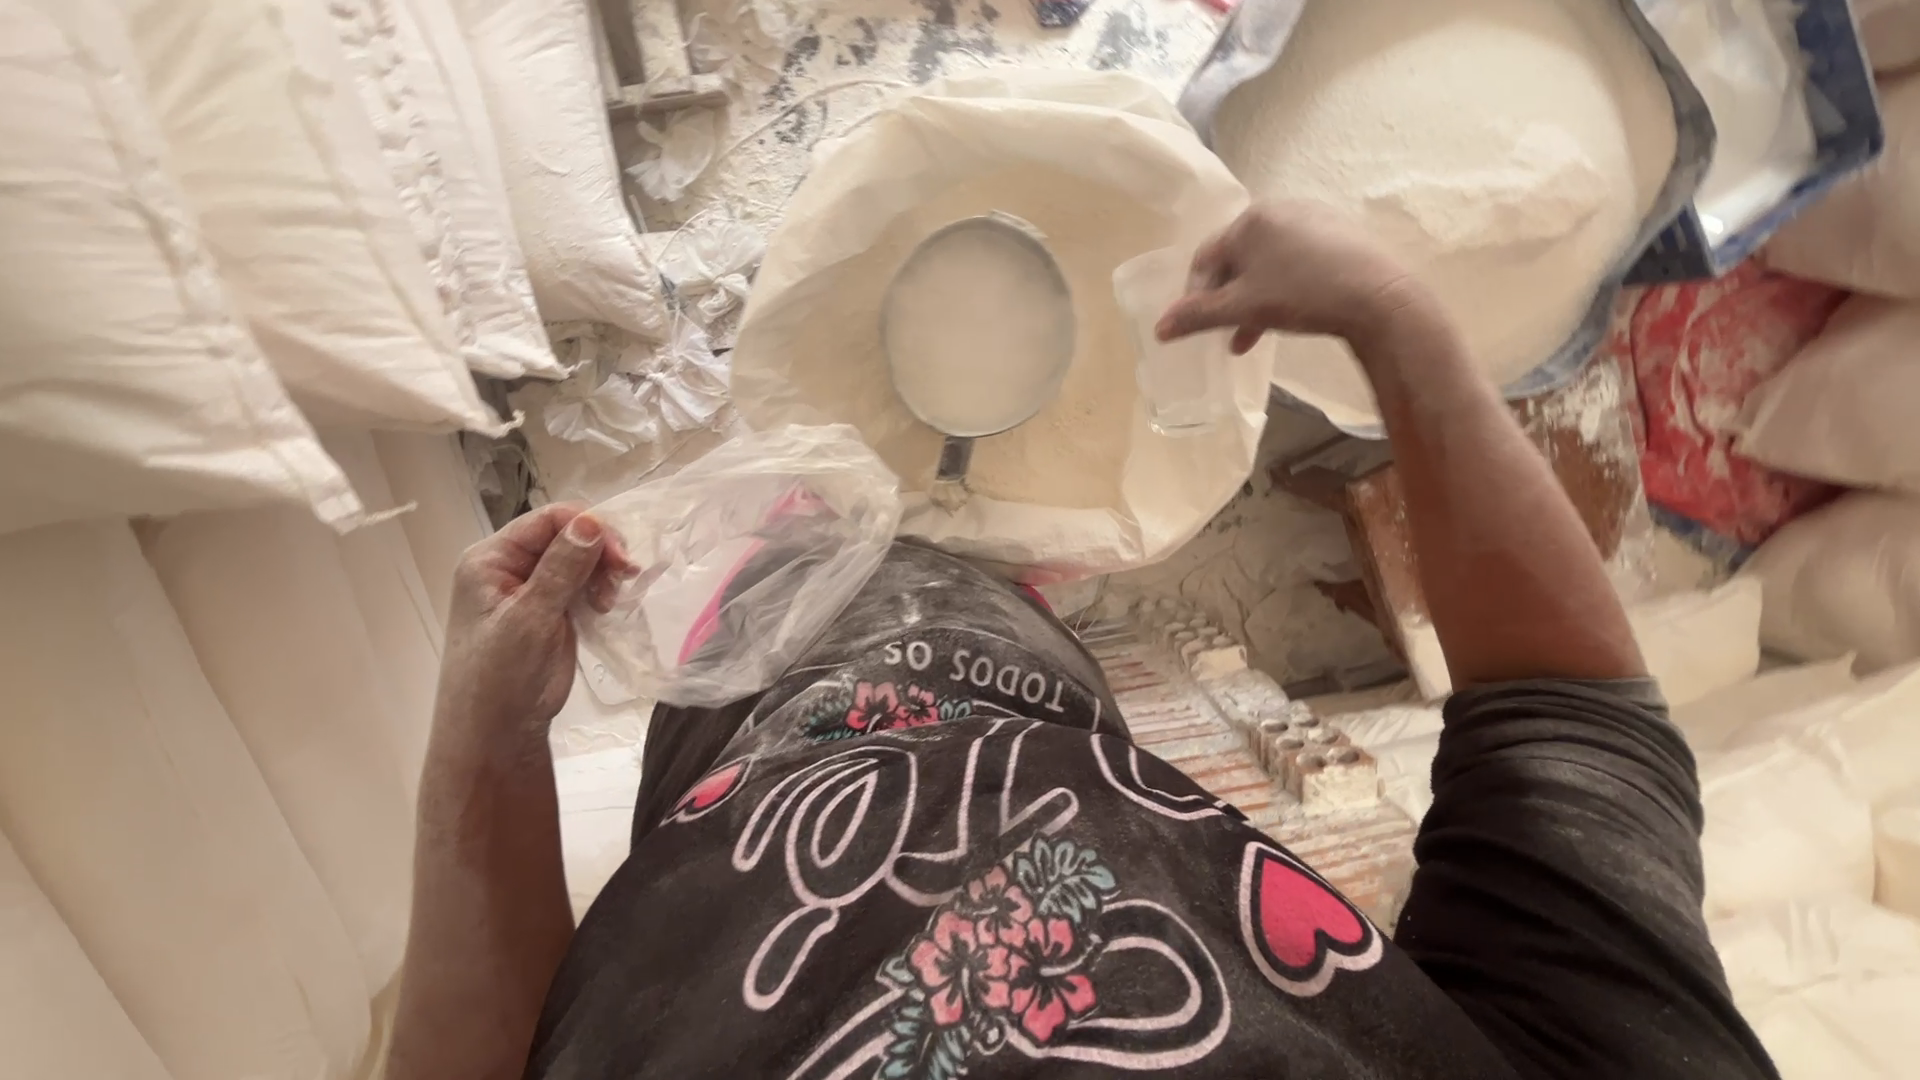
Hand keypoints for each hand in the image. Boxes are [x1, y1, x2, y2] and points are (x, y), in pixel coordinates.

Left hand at [435, 503, 633, 741]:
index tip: (621, 558)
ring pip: (581, 559)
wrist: (498, 732)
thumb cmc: (501, 676)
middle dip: (601, 552)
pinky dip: (602, 589)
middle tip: (624, 578)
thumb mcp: (531, 618)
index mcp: (491, 559)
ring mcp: (533, 588)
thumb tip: (591, 521)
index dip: (589, 529)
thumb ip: (561, 568)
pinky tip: (609, 606)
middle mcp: (511, 567)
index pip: (548, 520)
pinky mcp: (553, 610)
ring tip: (611, 601)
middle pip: (568, 535)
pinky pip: (584, 583)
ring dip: (604, 572)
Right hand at [1155, 201, 1426, 355]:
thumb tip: (1159, 329)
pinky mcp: (1337, 234)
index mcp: (1249, 221)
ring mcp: (1311, 219)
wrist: (1378, 296)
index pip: (1206, 258)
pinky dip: (1280, 288)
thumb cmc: (1300, 295)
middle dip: (1226, 299)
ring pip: (1265, 264)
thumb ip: (1197, 316)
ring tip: (1252, 334)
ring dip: (1251, 300)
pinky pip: (1293, 261)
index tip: (1196, 325)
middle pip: (1236, 259)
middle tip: (1225, 331)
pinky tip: (1287, 314)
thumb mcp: (1242, 308)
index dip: (1194, 294)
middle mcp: (1278, 210)